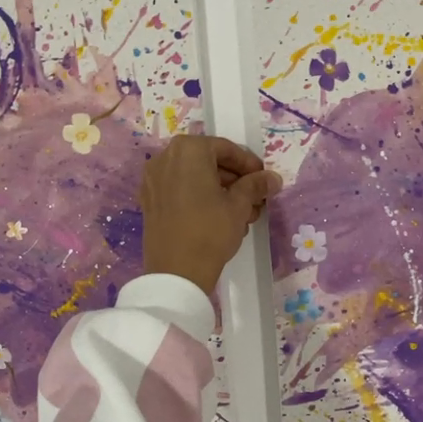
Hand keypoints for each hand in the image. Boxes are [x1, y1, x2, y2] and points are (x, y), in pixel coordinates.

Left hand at [140, 136, 281, 293]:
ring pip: (194, 178)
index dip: (249, 165)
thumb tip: (273, 178)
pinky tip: (219, 218)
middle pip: (208, 162)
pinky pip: (180, 191)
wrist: (176, 272)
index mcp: (188, 150)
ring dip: (220, 191)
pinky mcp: (149, 201)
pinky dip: (200, 198)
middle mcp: (165, 157)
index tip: (264, 180)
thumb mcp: (240, 205)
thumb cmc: (210, 231)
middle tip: (256, 199)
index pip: (226, 149)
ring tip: (243, 214)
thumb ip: (256, 185)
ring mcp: (153, 180)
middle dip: (235, 180)